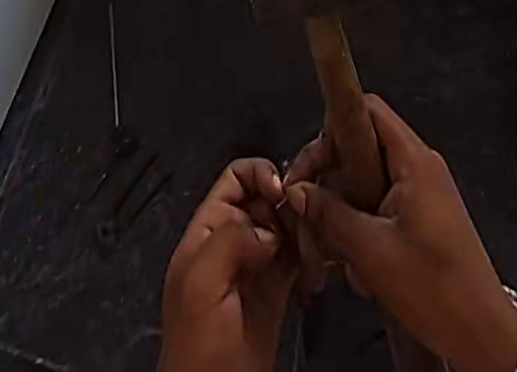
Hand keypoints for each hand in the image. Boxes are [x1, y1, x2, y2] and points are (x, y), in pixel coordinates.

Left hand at [160, 158, 298, 371]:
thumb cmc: (197, 343)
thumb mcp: (200, 282)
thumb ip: (229, 240)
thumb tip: (267, 231)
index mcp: (207, 228)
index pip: (235, 179)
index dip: (258, 174)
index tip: (281, 190)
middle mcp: (233, 238)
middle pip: (265, 198)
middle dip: (287, 201)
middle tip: (307, 218)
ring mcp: (257, 263)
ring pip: (285, 225)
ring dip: (304, 228)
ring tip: (316, 246)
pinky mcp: (278, 289)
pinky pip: (298, 257)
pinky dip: (312, 254)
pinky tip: (319, 262)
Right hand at [282, 95, 516, 371]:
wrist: (488, 341)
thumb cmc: (438, 291)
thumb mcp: (371, 249)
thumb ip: (328, 212)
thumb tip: (296, 190)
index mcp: (413, 161)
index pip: (365, 109)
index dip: (330, 128)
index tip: (309, 164)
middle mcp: (419, 166)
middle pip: (358, 145)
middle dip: (327, 175)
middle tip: (305, 204)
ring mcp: (421, 191)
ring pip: (363, 177)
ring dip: (340, 208)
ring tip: (327, 245)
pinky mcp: (420, 215)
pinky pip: (377, 201)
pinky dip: (358, 223)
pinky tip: (351, 261)